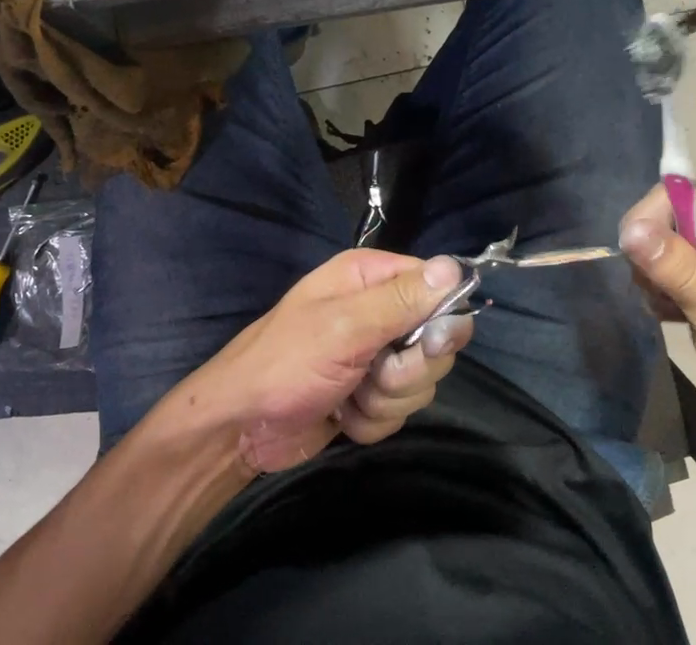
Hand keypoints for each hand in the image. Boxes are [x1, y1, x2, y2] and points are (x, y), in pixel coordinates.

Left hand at [174, 249, 473, 474]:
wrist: (241, 427)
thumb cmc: (285, 364)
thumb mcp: (344, 327)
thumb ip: (401, 301)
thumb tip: (454, 267)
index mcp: (367, 277)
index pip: (436, 285)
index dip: (441, 318)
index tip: (428, 342)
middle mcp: (375, 310)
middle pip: (437, 340)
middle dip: (409, 370)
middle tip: (372, 374)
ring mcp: (373, 356)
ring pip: (420, 381)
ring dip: (385, 399)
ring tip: (347, 396)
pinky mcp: (368, 396)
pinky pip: (398, 410)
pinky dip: (371, 420)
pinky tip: (341, 415)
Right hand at [620, 185, 695, 460]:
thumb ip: (677, 268)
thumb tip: (629, 228)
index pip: (682, 196)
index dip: (651, 222)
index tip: (637, 265)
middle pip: (670, 218)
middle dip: (654, 258)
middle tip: (663, 298)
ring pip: (665, 245)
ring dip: (657, 278)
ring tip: (674, 312)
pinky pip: (672, 266)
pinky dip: (665, 290)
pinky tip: (676, 315)